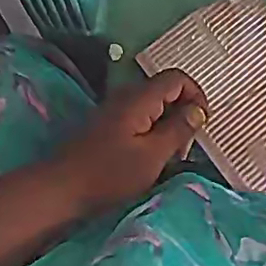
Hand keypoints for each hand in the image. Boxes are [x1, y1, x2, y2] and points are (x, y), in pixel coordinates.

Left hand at [50, 69, 207, 211]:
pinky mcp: (109, 124)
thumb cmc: (110, 173)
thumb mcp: (153, 155)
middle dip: (183, 113)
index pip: (177, 78)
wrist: (63, 188)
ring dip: (168, 126)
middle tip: (187, 147)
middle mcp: (127, 96)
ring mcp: (116, 109)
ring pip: (154, 106)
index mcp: (139, 97)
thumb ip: (179, 129)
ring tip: (170, 157)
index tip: (203, 124)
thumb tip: (198, 110)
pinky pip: (140, 118)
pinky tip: (151, 158)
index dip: (196, 95)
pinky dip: (152, 132)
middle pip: (165, 91)